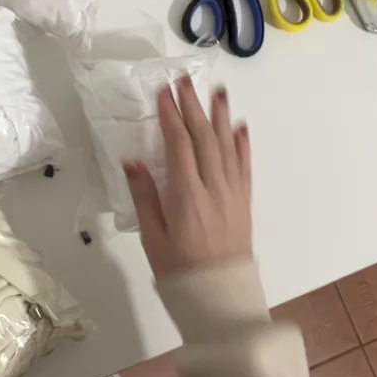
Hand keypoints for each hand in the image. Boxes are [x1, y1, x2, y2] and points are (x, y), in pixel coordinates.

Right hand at [122, 76, 252, 278]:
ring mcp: (233, 192)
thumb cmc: (179, 268)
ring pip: (227, 145)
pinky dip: (242, 144)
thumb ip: (144, 196)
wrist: (220, 295)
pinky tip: (240, 127)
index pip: (179, 144)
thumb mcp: (152, 236)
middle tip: (185, 80)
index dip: (170, 116)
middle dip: (193, 106)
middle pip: (204, 137)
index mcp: (186, 194)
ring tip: (217, 91)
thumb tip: (132, 161)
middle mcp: (213, 187)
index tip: (163, 93)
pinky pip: (244, 166)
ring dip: (221, 116)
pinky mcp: (244, 201)